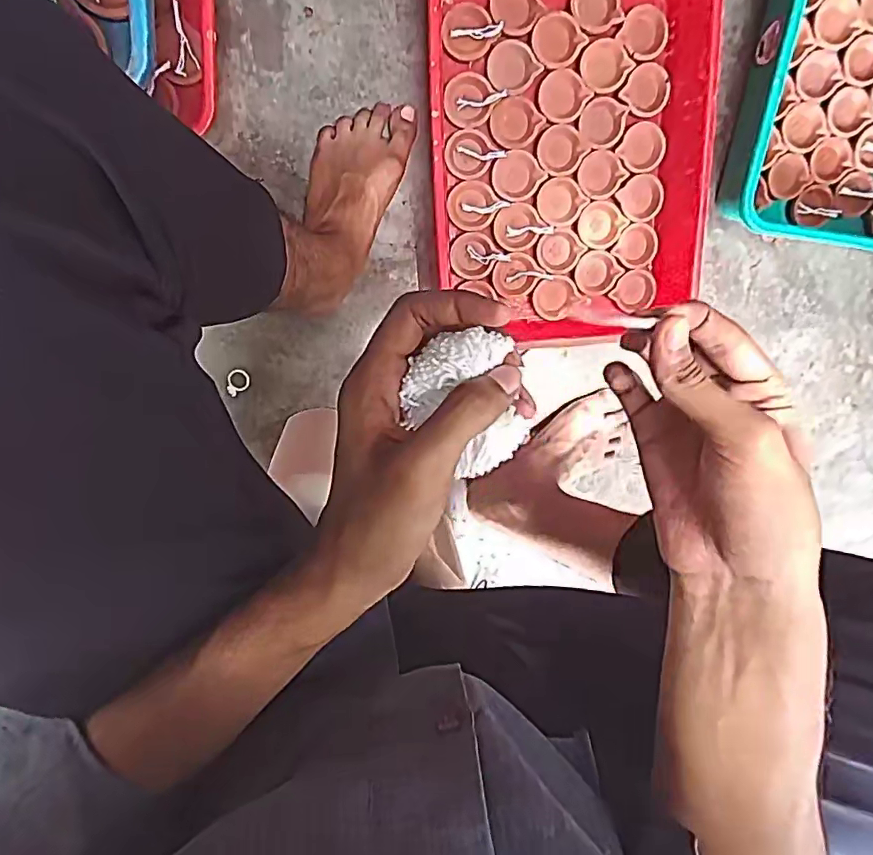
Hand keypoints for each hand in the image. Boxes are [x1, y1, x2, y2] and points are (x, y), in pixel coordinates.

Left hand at [314, 290, 535, 600]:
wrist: (356, 567)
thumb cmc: (372, 524)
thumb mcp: (423, 464)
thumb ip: (464, 413)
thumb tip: (503, 375)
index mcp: (371, 382)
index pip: (412, 314)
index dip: (457, 305)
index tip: (498, 318)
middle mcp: (383, 386)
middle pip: (432, 333)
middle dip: (477, 336)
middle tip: (512, 354)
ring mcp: (399, 407)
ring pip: (446, 363)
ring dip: (484, 368)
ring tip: (516, 389)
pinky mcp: (415, 429)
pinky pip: (451, 395)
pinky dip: (481, 397)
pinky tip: (505, 414)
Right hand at [604, 304, 817, 586]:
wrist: (734, 577)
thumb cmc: (769, 519)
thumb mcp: (746, 441)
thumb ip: (700, 386)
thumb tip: (668, 335)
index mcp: (762, 392)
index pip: (724, 337)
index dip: (693, 320)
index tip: (665, 316)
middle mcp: (722, 398)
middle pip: (687, 345)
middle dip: (664, 331)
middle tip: (641, 329)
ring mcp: (685, 417)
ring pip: (657, 364)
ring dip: (641, 348)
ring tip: (628, 344)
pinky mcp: (653, 436)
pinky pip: (633, 395)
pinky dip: (621, 379)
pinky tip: (616, 372)